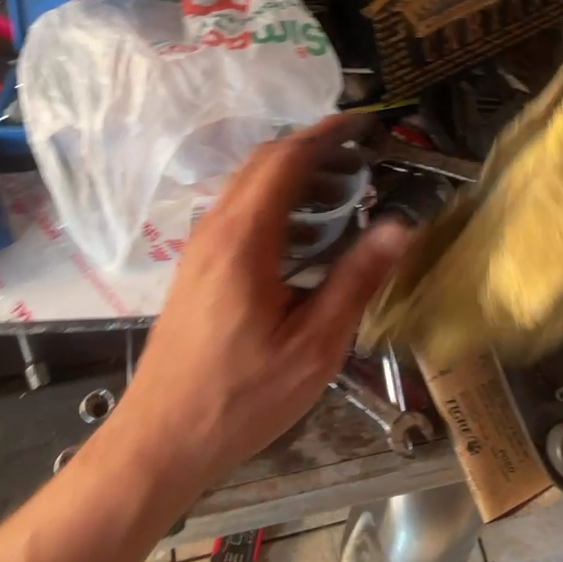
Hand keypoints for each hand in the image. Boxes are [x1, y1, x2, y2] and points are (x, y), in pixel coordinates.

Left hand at [108, 116, 410, 486]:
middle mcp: (215, 230)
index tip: (363, 123)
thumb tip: (400, 227)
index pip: (286, 160)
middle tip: (361, 158)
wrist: (162, 438)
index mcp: (243, 239)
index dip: (326, 133)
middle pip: (263, 163)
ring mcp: (199, 247)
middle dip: (312, 149)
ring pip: (246, 186)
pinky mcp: (195, 267)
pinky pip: (236, 211)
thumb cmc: (241, 397)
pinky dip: (273, 201)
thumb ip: (356, 280)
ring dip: (292, 175)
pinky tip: (302, 235)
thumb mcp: (314, 345)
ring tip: (340, 192)